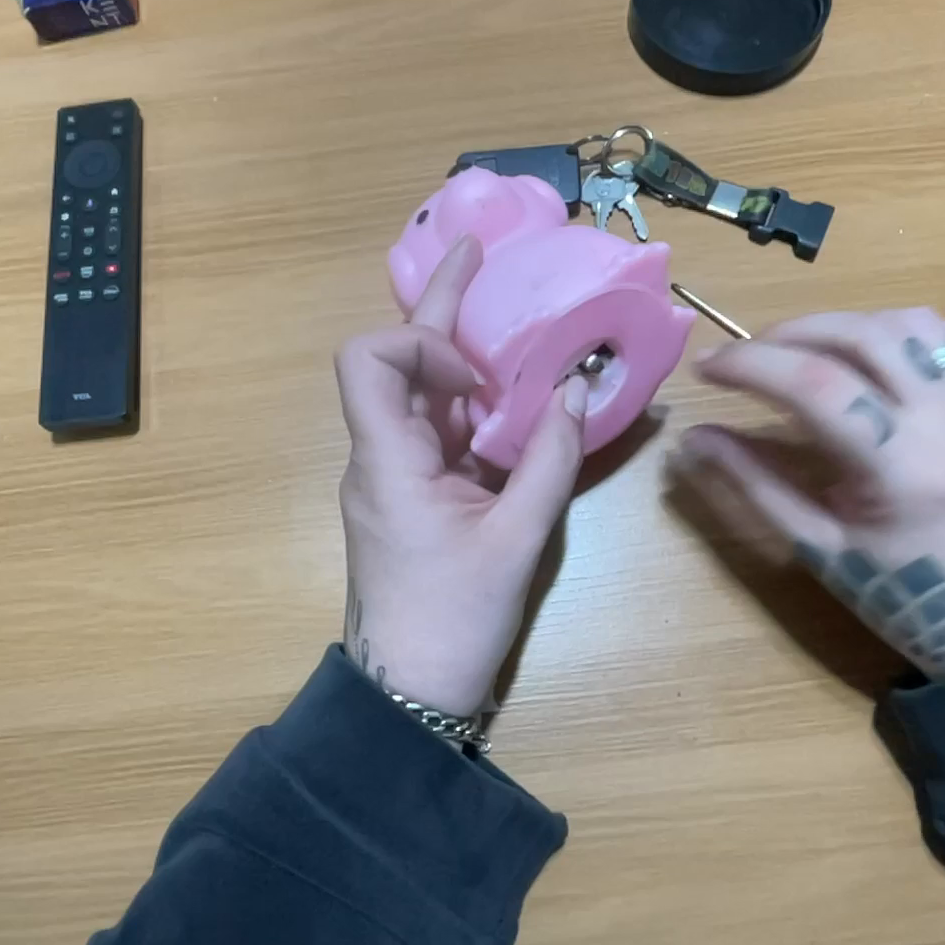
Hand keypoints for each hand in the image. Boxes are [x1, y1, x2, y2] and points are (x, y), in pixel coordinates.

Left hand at [336, 236, 588, 716]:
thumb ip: (550, 464)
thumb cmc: (455, 619)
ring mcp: (391, 478)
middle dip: (440, 308)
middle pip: (395, 363)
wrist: (410, 690)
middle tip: (478, 253)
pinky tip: (511, 402)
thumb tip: (577, 394)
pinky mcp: (409, 498)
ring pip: (416, 398)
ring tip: (507, 318)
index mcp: (387, 461)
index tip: (476, 378)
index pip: (367, 358)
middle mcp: (379, 457)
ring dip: (459, 360)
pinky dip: (469, 410)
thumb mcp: (517, 541)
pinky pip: (433, 435)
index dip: (419, 343)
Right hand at [669, 309, 944, 680]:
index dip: (750, 366)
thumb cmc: (901, 599)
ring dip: (840, 325)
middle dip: (787, 334)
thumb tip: (693, 440)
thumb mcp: (818, 548)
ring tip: (796, 350)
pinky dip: (892, 332)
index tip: (704, 369)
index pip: (816, 386)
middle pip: (862, 337)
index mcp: (902, 470)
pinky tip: (859, 352)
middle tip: (741, 355)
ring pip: (909, 325)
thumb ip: (755, 485)